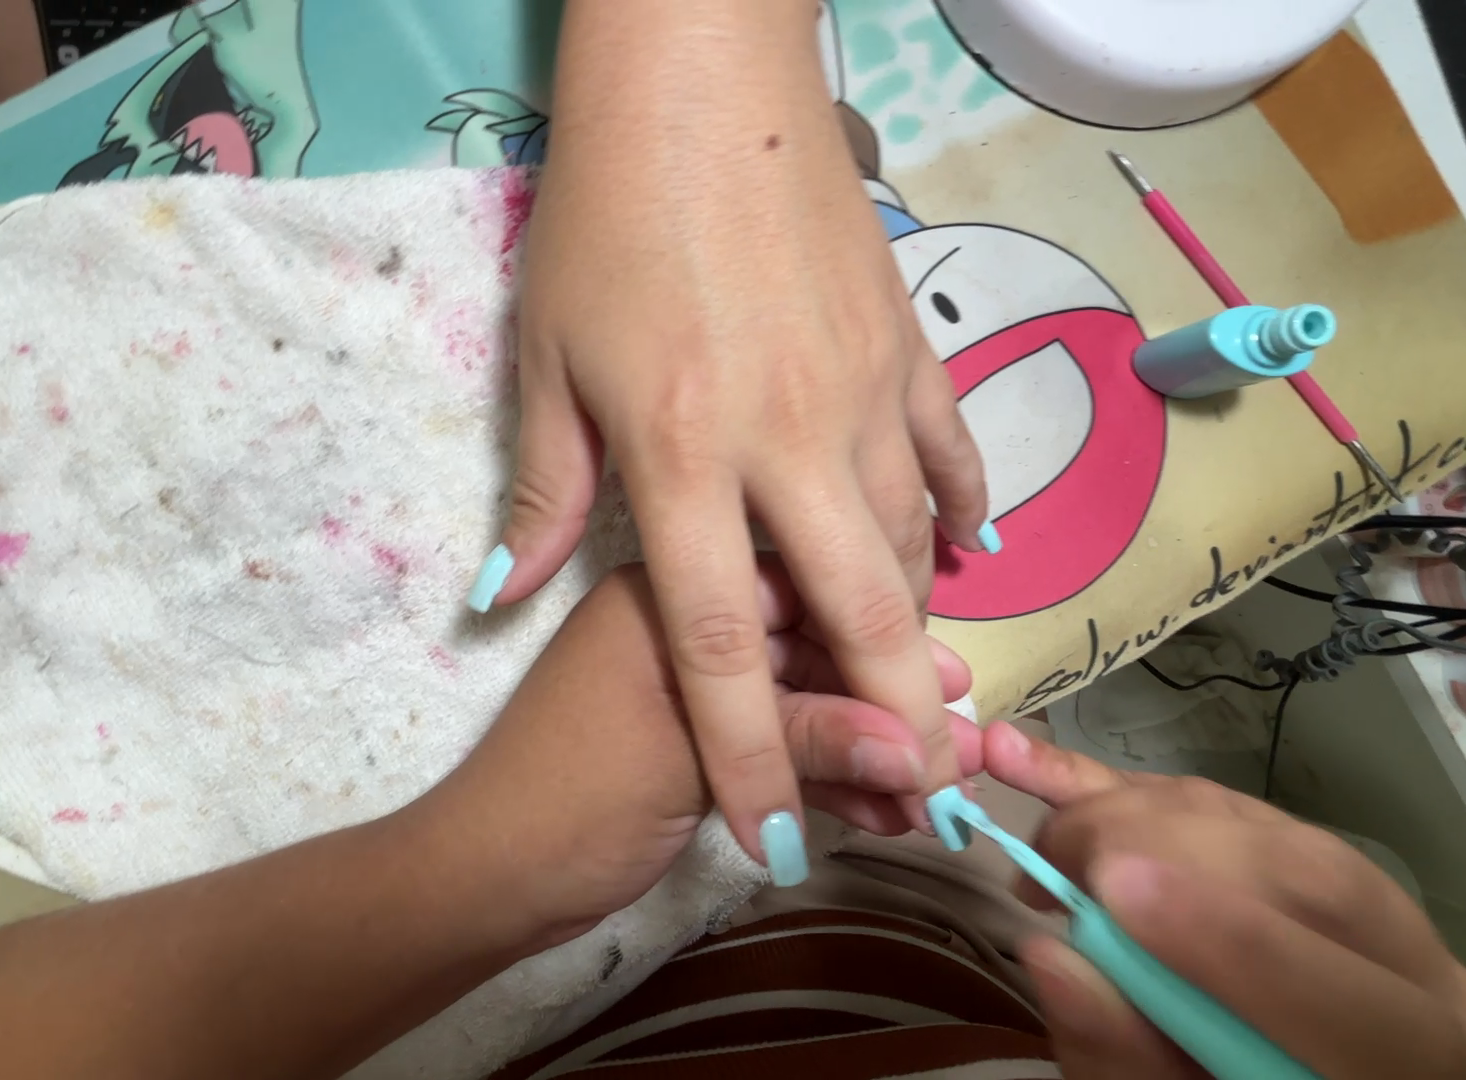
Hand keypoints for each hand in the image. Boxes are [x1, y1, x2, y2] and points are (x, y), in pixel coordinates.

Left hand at [427, 562, 979, 950]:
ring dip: (866, 744)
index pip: (789, 588)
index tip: (942, 687)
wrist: (488, 871)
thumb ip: (802, 741)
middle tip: (959, 744)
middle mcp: (684, 609)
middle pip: (808, 642)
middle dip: (885, 700)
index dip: (871, 637)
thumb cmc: (563, 798)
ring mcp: (690, 665)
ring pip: (800, 690)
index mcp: (661, 587)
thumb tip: (915, 747)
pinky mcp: (695, 715)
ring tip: (940, 788)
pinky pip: (776, 727)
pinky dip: (825, 766)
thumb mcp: (687, 761)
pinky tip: (885, 800)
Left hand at [474, 0, 988, 869]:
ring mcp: (863, 393)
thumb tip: (504, 594)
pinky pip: (951, 452)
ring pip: (911, 541)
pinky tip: (961, 553)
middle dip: (887, 718)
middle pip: (855, 611)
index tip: (773, 838)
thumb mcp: (548, 362)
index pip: (717, 642)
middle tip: (907, 790)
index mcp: (684, 454)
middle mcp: (787, 441)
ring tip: (909, 677)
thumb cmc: (607, 226)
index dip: (746, 753)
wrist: (701, 91)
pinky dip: (960, 513)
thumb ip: (544, 493)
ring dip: (912, 619)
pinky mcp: (908, 346)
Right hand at [980, 722, 1465, 1078]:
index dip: (1238, 943)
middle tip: (1055, 859)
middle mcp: (1409, 970)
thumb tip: (1051, 958)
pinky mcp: (1267, 836)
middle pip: (1310, 878)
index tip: (1110, 889)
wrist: (1227, 1053)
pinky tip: (1022, 756)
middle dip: (1161, 849)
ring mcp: (1346, 887)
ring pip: (1246, 818)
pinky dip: (1095, 778)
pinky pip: (1188, 794)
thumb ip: (1121, 1060)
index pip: (1368, 1012)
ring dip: (1121, 811)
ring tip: (1044, 843)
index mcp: (1404, 1074)